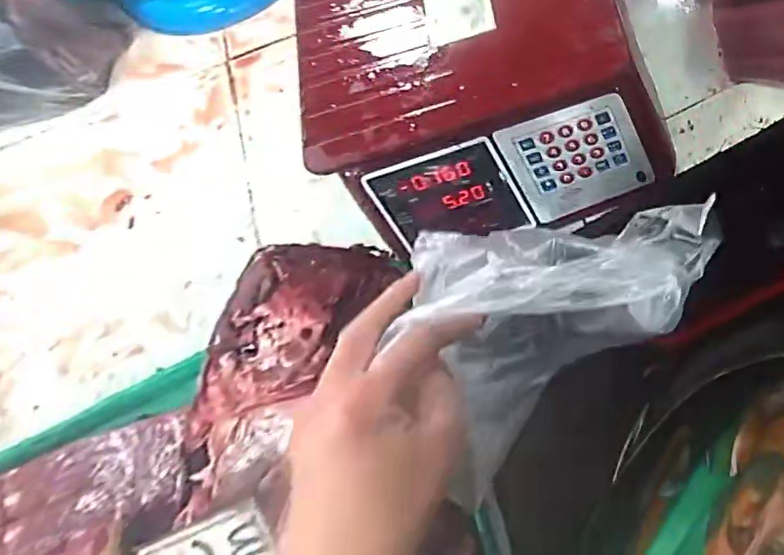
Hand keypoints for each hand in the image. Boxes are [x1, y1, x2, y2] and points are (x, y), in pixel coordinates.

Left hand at [282, 273, 482, 554]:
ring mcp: (308, 416)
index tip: (478, 317)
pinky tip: (384, 358)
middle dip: (391, 299)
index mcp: (362, 397)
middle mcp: (326, 397)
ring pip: (343, 353)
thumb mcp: (440, 442)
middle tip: (420, 278)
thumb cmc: (396, 505)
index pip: (414, 341)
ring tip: (406, 310)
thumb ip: (441, 389)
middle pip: (359, 332)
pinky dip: (363, 355)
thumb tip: (432, 364)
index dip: (449, 323)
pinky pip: (338, 376)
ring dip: (375, 327)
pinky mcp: (306, 435)